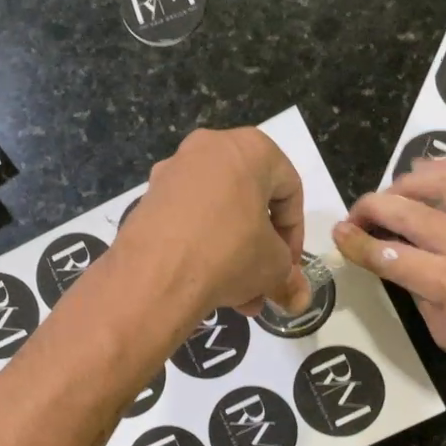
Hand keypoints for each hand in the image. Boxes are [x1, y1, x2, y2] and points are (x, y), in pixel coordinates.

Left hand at [121, 127, 309, 315]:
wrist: (155, 275)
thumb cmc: (230, 253)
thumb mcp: (273, 267)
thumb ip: (288, 275)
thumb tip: (296, 296)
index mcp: (249, 148)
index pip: (289, 189)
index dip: (296, 233)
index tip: (290, 266)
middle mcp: (208, 149)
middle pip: (250, 201)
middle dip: (261, 248)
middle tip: (265, 283)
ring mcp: (173, 172)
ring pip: (219, 215)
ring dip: (234, 255)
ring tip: (239, 297)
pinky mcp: (149, 199)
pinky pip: (189, 221)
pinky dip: (203, 249)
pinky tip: (209, 286)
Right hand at [333, 159, 445, 408]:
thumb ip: (418, 293)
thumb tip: (393, 260)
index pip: (391, 254)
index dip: (358, 242)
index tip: (338, 234)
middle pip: (409, 209)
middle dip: (372, 207)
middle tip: (355, 215)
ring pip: (443, 179)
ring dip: (407, 182)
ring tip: (390, 195)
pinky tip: (428, 176)